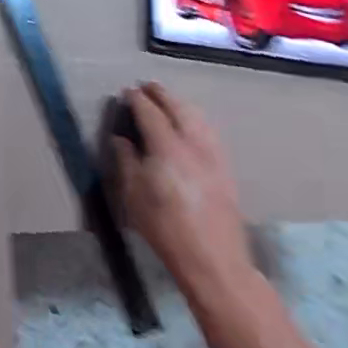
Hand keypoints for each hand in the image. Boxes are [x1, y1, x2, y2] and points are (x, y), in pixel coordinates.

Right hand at [113, 82, 254, 295]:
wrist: (213, 260)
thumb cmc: (164, 226)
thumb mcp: (133, 194)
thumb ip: (126, 160)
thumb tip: (122, 139)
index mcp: (167, 148)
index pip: (150, 113)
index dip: (137, 100)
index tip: (126, 92)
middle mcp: (194, 146)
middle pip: (179, 109)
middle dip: (162, 94)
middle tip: (147, 86)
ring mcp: (214, 157)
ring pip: (199, 118)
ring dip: (181, 104)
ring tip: (168, 100)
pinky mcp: (226, 170)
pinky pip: (210, 132)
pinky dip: (197, 120)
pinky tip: (192, 125)